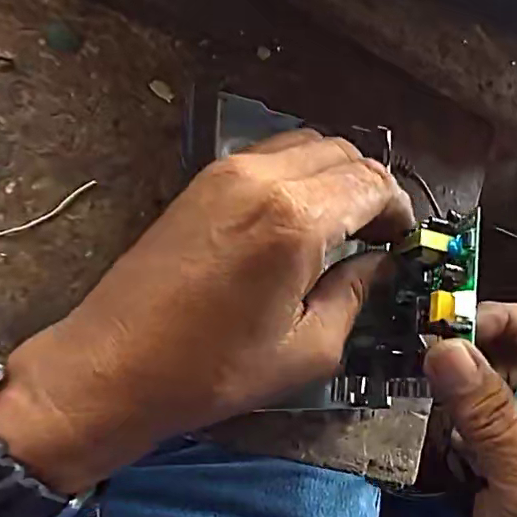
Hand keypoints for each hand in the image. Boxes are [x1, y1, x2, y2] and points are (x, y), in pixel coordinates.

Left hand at [0, 130, 414, 489]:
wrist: (115, 367)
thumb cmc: (215, 370)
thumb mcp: (308, 349)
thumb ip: (354, 295)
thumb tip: (376, 265)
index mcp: (296, 220)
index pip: (373, 183)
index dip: (399, 209)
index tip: (402, 241)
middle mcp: (263, 178)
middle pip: (344, 154)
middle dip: (373, 190)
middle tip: (377, 236)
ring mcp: (226, 172)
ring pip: (308, 146)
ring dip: (337, 178)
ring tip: (342, 227)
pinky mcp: (203, 182)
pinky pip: (272, 157)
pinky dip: (301, 176)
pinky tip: (300, 220)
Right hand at [423, 302, 516, 516]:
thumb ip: (489, 417)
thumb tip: (446, 350)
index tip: (510, 328)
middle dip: (502, 347)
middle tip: (454, 358)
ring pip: (511, 363)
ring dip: (477, 382)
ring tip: (460, 421)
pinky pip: (488, 393)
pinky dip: (467, 407)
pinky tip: (465, 447)